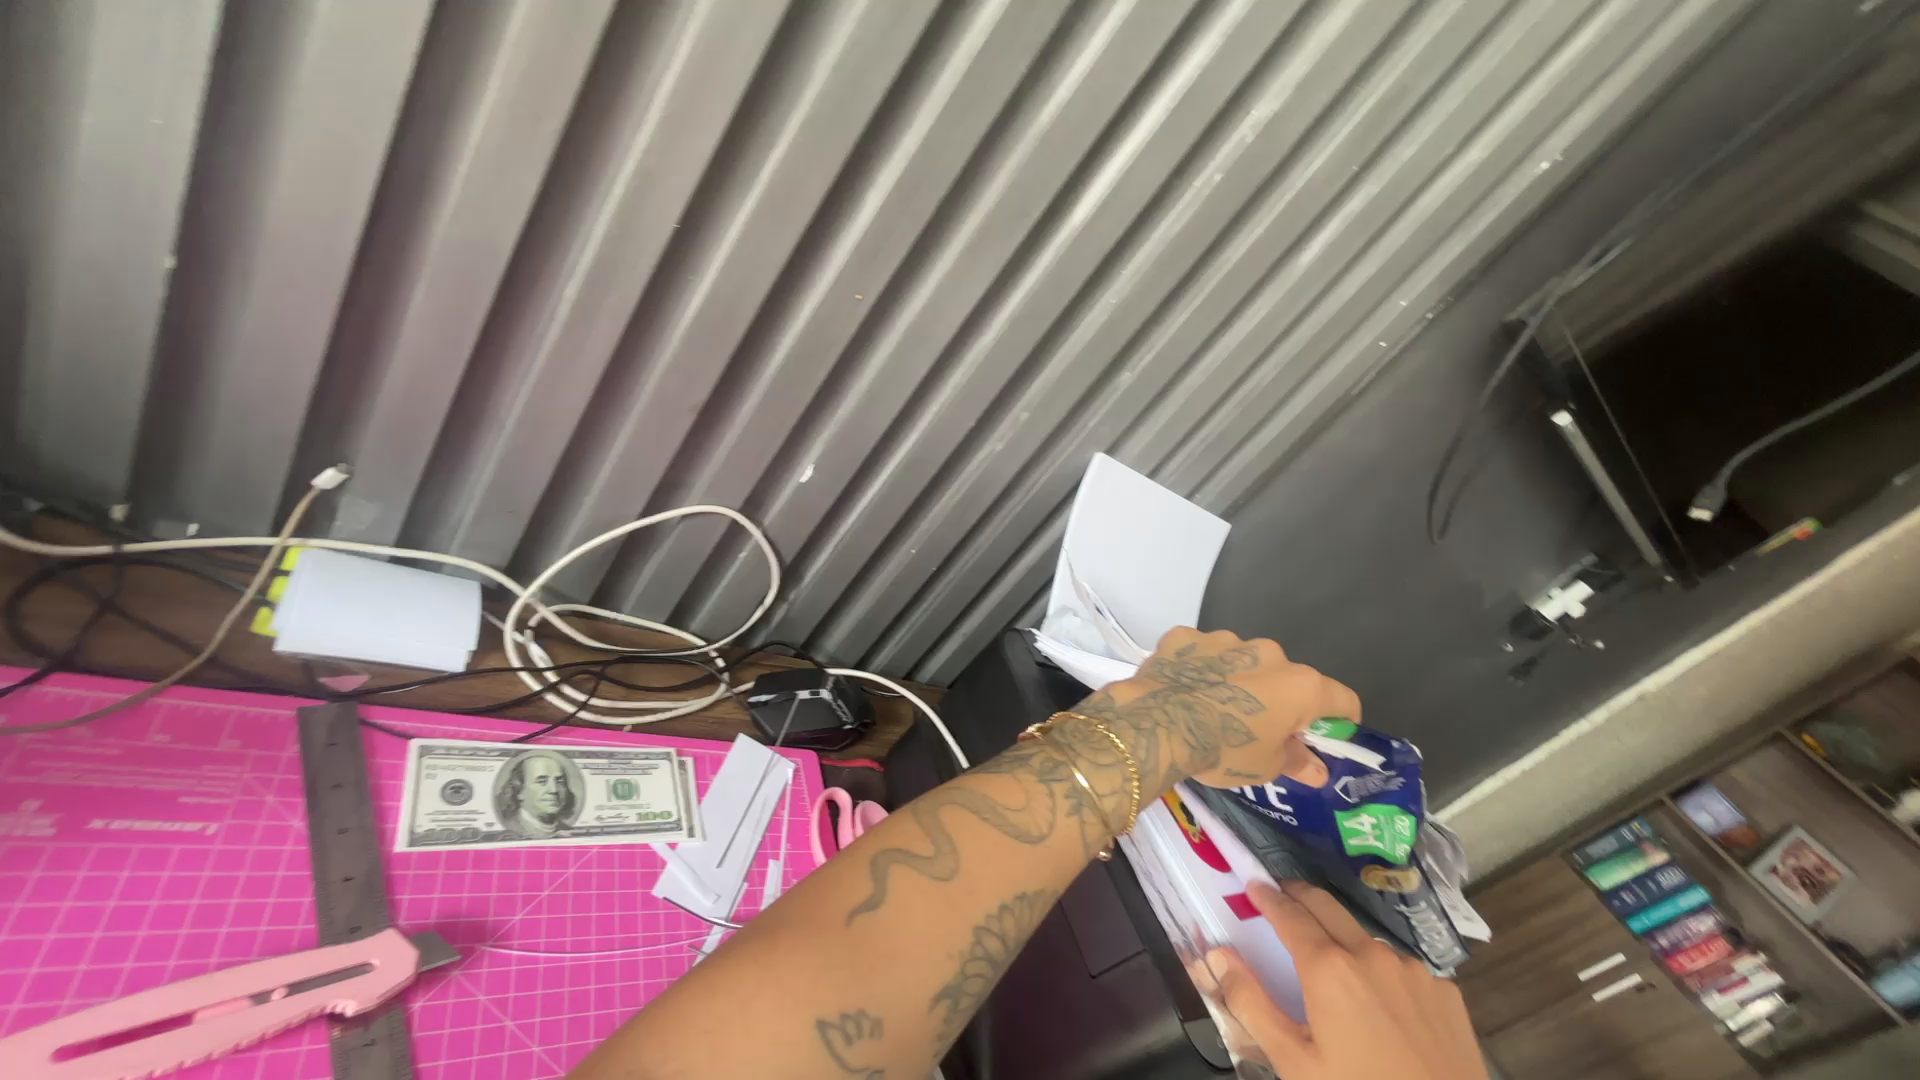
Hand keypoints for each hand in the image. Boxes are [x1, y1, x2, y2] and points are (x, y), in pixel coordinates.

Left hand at [1080, 628, 1353, 793]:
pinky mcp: (1184, 636)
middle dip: (1277, 699)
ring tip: (1210, 707)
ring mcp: (1223, 639)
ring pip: (1240, 660)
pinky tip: (1180, 688)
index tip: (1323, 737)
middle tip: (1256, 728)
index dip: (1338, 721)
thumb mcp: (1266, 766)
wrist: (1157, 723)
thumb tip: (1317, 769)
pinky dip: (1196, 667)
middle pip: (1285, 677)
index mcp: (1300, 685)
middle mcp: (1267, 653)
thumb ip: (1296, 760)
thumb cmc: (1223, 749)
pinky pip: (1199, 652)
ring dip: (1234, 679)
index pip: (1341, 700)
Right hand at [1208, 881, 1486, 1079]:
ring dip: (1341, 937)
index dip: (1267, 896)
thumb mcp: (1294, 1062)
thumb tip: (1217, 954)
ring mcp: (1414, 970)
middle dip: (1299, 895)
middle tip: (1280, 897)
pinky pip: (1402, 968)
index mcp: (1329, 967)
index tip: (1253, 884)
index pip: (1289, 913)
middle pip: (1326, 905)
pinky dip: (1380, 971)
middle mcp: (1371, 953)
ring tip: (1331, 965)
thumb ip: (1250, 1003)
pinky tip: (1381, 1005)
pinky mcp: (1446, 992)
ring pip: (1365, 938)